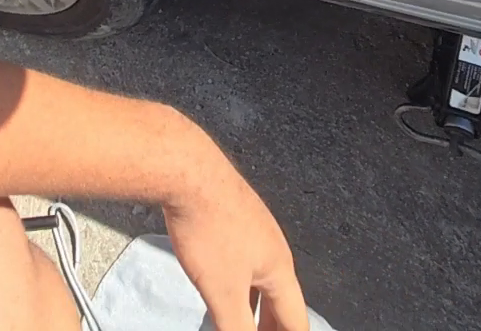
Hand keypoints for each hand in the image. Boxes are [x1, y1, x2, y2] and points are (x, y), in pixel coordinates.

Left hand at [163, 167, 307, 330]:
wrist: (184, 166)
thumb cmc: (207, 224)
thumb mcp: (223, 292)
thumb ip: (237, 328)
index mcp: (279, 265)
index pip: (296, 320)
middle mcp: (270, 242)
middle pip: (279, 297)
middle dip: (273, 326)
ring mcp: (248, 221)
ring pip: (257, 274)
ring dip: (253, 304)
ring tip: (242, 320)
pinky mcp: (225, 209)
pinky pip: (238, 254)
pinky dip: (235, 279)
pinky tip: (216, 280)